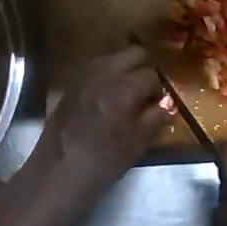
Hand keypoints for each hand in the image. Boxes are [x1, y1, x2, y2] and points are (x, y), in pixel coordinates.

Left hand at [32, 46, 171, 196]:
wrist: (58, 172)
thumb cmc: (103, 163)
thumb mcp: (137, 144)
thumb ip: (155, 118)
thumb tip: (168, 104)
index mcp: (125, 88)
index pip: (152, 75)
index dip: (160, 89)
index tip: (160, 102)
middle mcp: (105, 74)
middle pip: (134, 54)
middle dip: (145, 67)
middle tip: (149, 89)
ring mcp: (85, 75)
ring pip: (114, 57)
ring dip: (126, 68)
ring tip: (130, 91)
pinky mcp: (72, 83)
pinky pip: (96, 68)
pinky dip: (108, 74)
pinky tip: (109, 96)